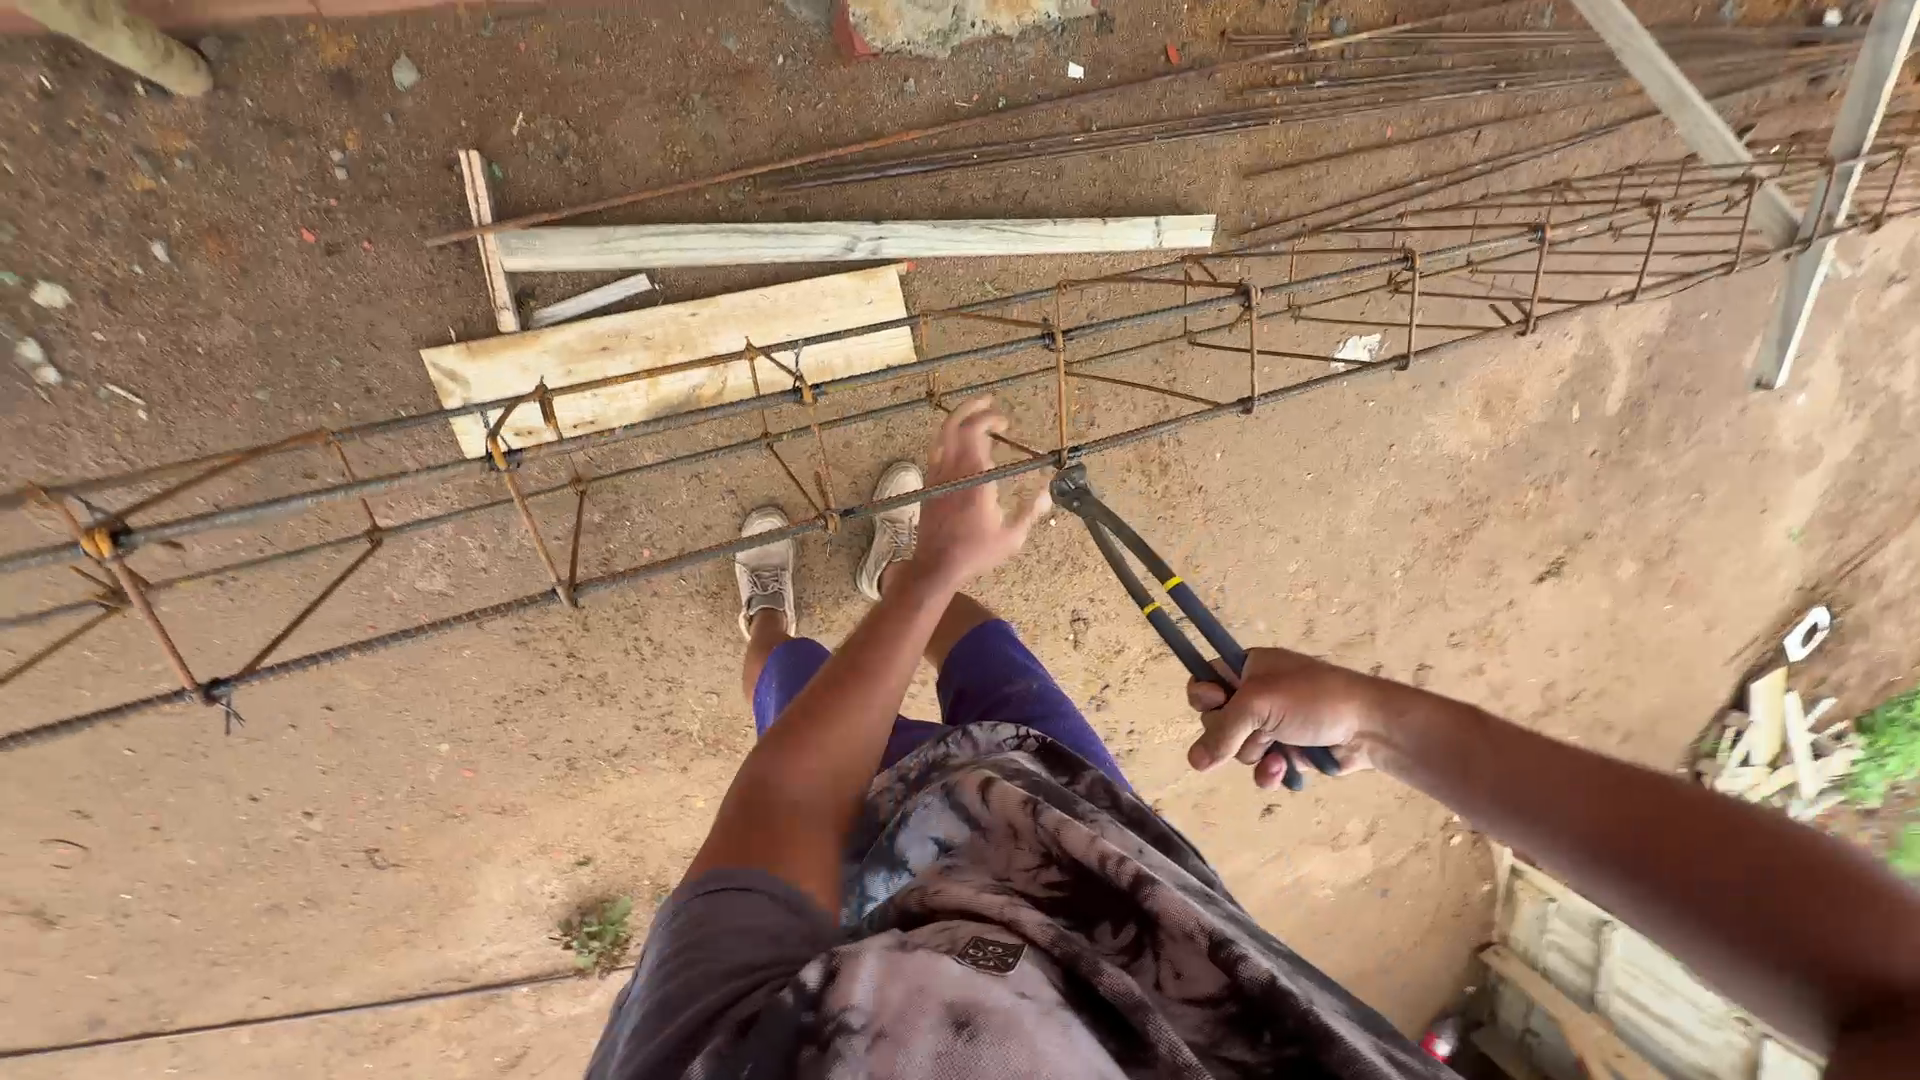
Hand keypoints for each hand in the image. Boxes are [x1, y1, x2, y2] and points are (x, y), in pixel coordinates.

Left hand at [912, 397, 1050, 588]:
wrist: (936, 565)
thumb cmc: (975, 553)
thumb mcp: (1011, 538)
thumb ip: (1030, 512)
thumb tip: (1047, 490)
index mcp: (976, 478)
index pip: (977, 433)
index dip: (990, 420)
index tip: (1005, 423)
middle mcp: (954, 470)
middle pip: (957, 425)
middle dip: (974, 409)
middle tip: (990, 405)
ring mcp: (937, 476)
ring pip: (942, 434)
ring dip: (958, 418)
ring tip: (973, 412)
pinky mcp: (929, 484)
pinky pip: (936, 450)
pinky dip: (948, 437)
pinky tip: (958, 440)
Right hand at [1186, 646, 1404, 788]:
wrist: (1370, 726)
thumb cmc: (1313, 699)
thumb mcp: (1259, 704)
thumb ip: (1221, 732)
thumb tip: (1194, 762)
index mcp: (1246, 669)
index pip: (1204, 680)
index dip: (1204, 696)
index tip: (1216, 703)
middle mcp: (1254, 695)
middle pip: (1215, 721)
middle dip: (1231, 733)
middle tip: (1254, 729)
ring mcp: (1270, 725)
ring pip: (1235, 748)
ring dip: (1253, 753)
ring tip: (1276, 750)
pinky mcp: (1285, 751)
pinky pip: (1258, 766)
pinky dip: (1267, 771)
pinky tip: (1280, 770)